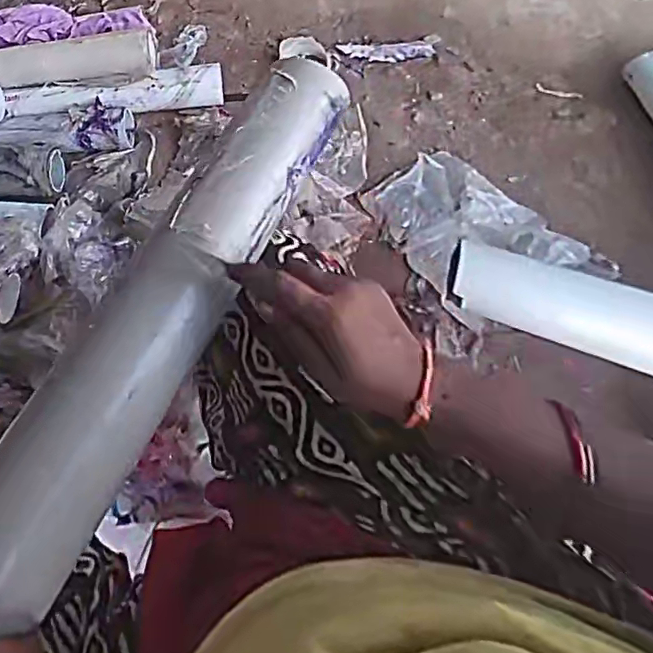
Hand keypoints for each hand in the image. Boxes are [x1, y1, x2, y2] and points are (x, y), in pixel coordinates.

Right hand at [230, 260, 425, 419]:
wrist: (420, 381)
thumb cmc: (366, 385)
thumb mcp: (321, 371)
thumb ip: (291, 334)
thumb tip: (264, 306)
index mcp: (327, 313)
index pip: (280, 283)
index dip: (253, 275)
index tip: (233, 271)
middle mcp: (342, 289)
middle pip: (296, 268)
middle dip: (275, 275)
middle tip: (261, 290)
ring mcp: (358, 284)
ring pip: (314, 271)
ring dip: (298, 280)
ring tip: (293, 303)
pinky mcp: (370, 286)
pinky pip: (332, 278)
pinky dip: (318, 286)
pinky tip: (322, 309)